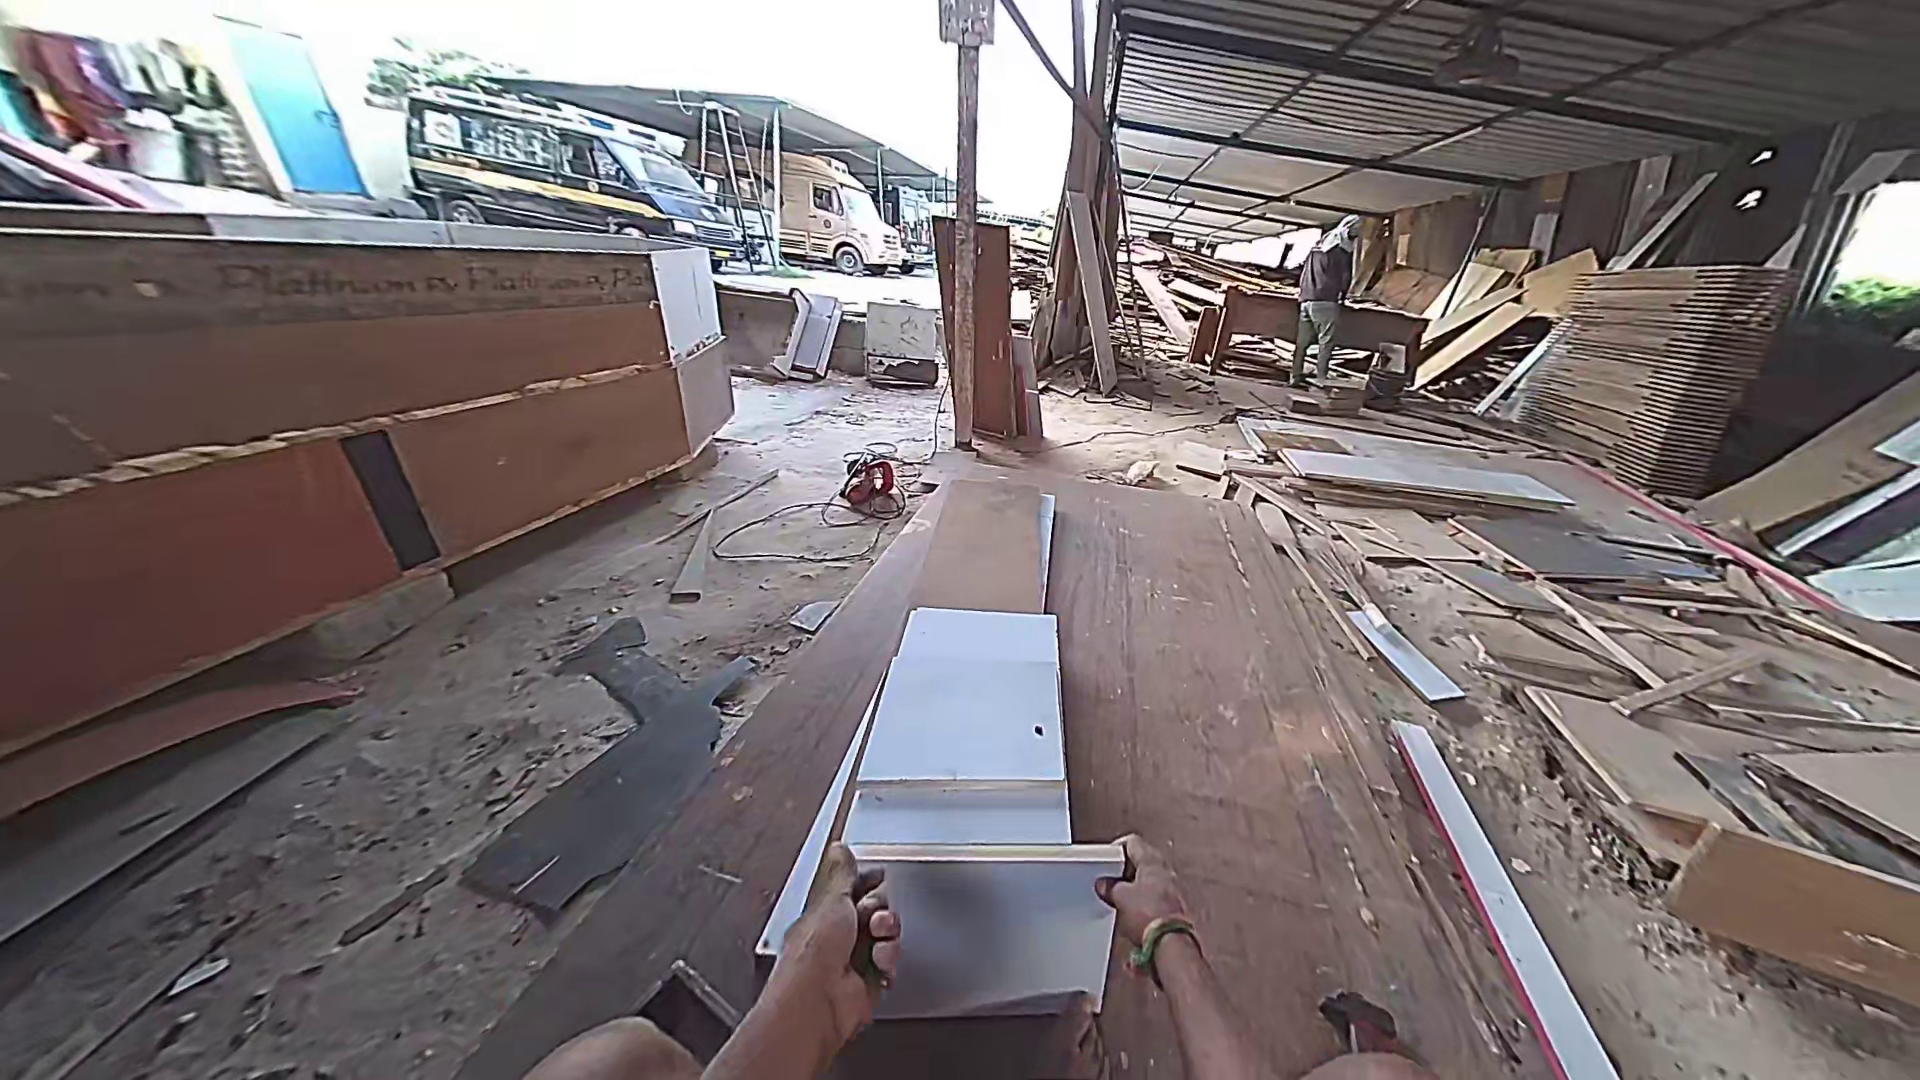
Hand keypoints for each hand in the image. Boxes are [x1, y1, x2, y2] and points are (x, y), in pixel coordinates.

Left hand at [765, 843, 901, 1051]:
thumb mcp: (831, 898)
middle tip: (873, 912)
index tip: (879, 877)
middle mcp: (839, 937)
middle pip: (875, 909)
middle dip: (880, 907)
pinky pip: (891, 961)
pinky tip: (879, 959)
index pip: (853, 890)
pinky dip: (888, 958)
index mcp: (826, 913)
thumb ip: (842, 873)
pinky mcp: (869, 982)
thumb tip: (839, 848)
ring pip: (886, 934)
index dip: (868, 882)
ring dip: (887, 931)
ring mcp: (854, 960)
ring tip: (878, 934)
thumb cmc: (812, 951)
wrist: (817, 1000)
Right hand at [1095, 834, 1192, 946]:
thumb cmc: (1150, 916)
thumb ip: (1109, 887)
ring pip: (1151, 882)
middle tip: (1113, 879)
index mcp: (1152, 861)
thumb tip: (1105, 886)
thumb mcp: (1119, 898)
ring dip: (1137, 888)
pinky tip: (1136, 915)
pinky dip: (1146, 904)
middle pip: (1144, 862)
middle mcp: (1166, 872)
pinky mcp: (1177, 911)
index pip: (1133, 842)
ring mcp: (1174, 892)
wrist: (1171, 946)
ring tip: (1122, 899)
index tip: (1108, 857)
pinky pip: (1157, 900)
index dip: (1118, 848)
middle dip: (1127, 871)